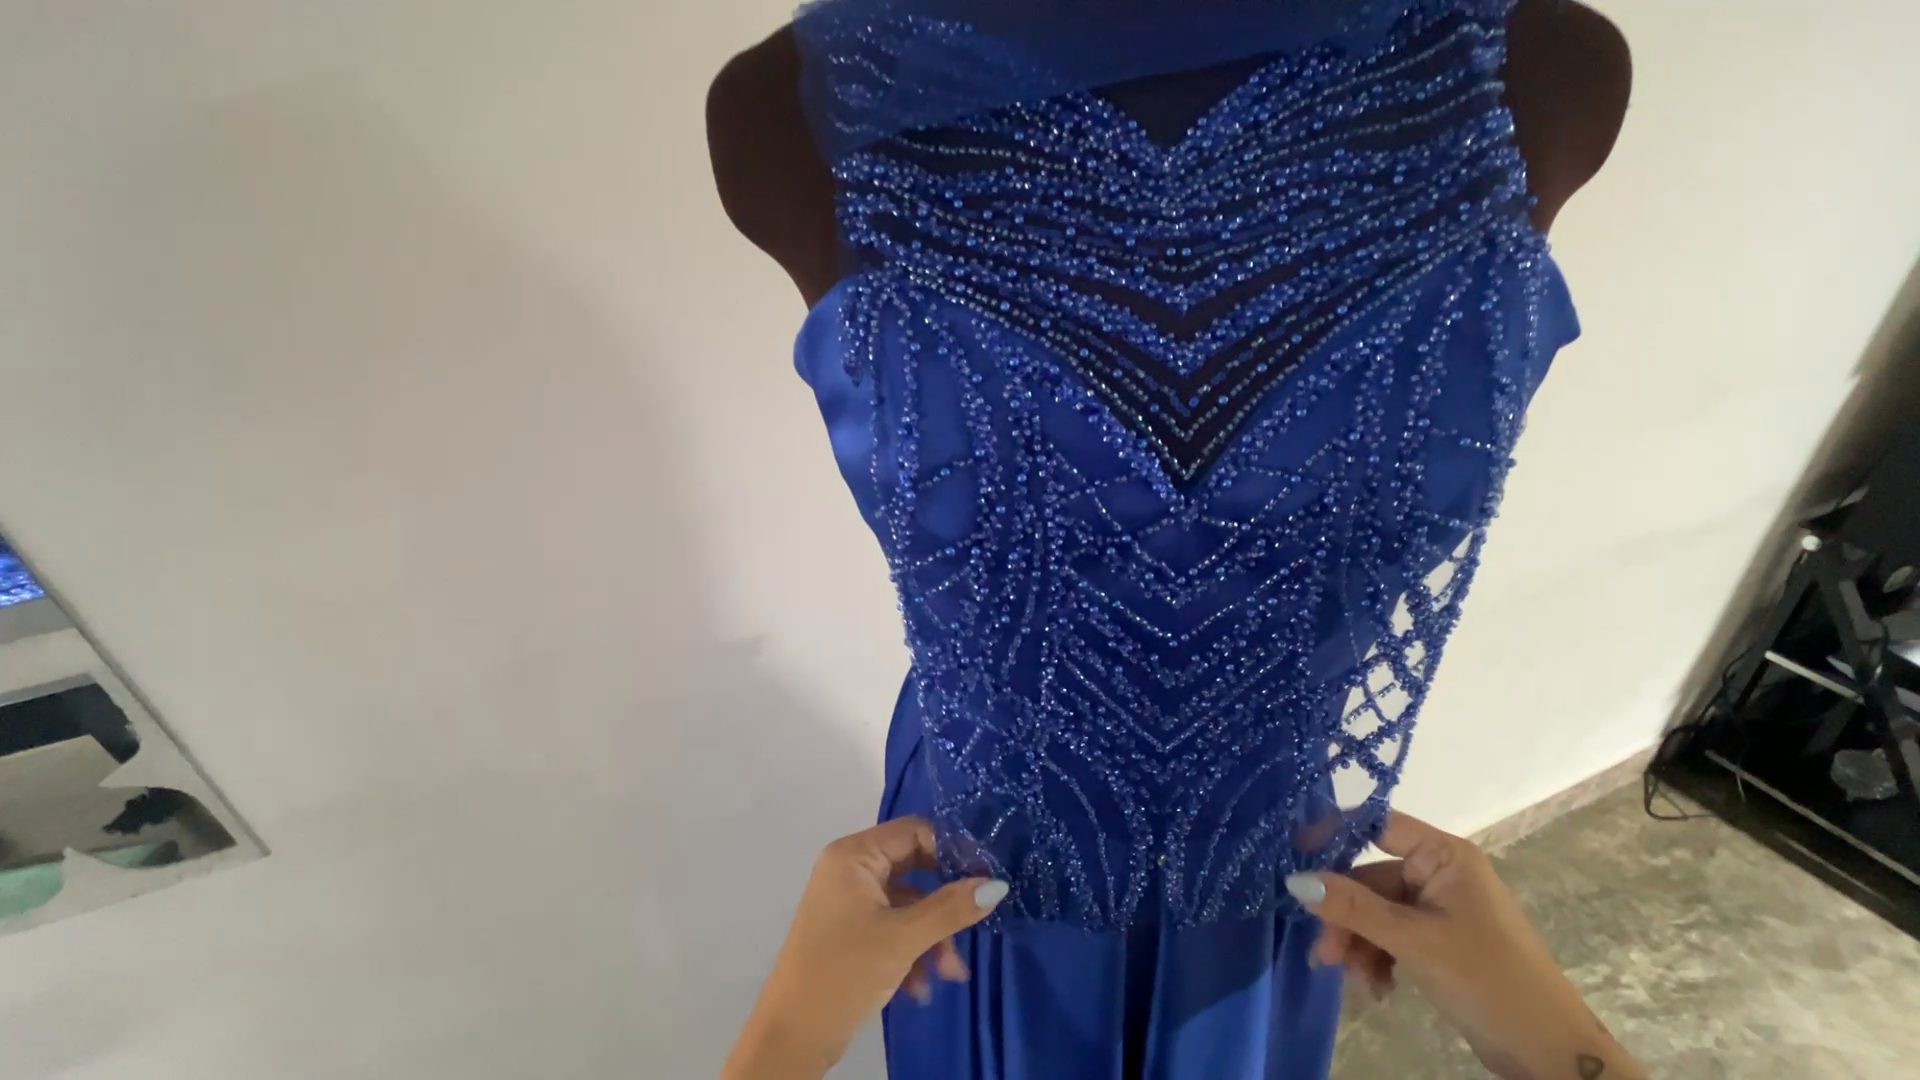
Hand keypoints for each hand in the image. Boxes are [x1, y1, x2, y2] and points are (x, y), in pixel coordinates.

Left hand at [722, 817, 1007, 1079]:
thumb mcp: (903, 938)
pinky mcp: (850, 933)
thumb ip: (951, 908)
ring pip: (907, 906)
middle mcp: (849, 870)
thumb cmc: (844, 972)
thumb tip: (998, 885)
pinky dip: (911, 953)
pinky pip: (892, 928)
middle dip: (943, 907)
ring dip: (932, 938)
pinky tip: (920, 988)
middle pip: (913, 871)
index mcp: (854, 855)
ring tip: (949, 975)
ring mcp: (848, 902)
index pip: (914, 832)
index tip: (983, 878)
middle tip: (973, 927)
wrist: (791, 1037)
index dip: (950, 852)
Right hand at [1286, 812, 1646, 1079]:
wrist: (1551, 1055)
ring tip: (1353, 979)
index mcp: (1444, 855)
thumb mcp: (1412, 941)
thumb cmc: (1488, 979)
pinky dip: (1376, 957)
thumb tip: (1293, 878)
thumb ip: (1351, 906)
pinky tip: (1376, 988)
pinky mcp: (1438, 940)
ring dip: (1358, 943)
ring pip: (1374, 911)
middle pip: (1368, 879)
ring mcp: (1439, 907)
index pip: (1376, 824)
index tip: (1292, 854)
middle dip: (1344, 917)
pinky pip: (1390, 934)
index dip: (1333, 833)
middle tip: (1324, 952)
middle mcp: (1439, 872)